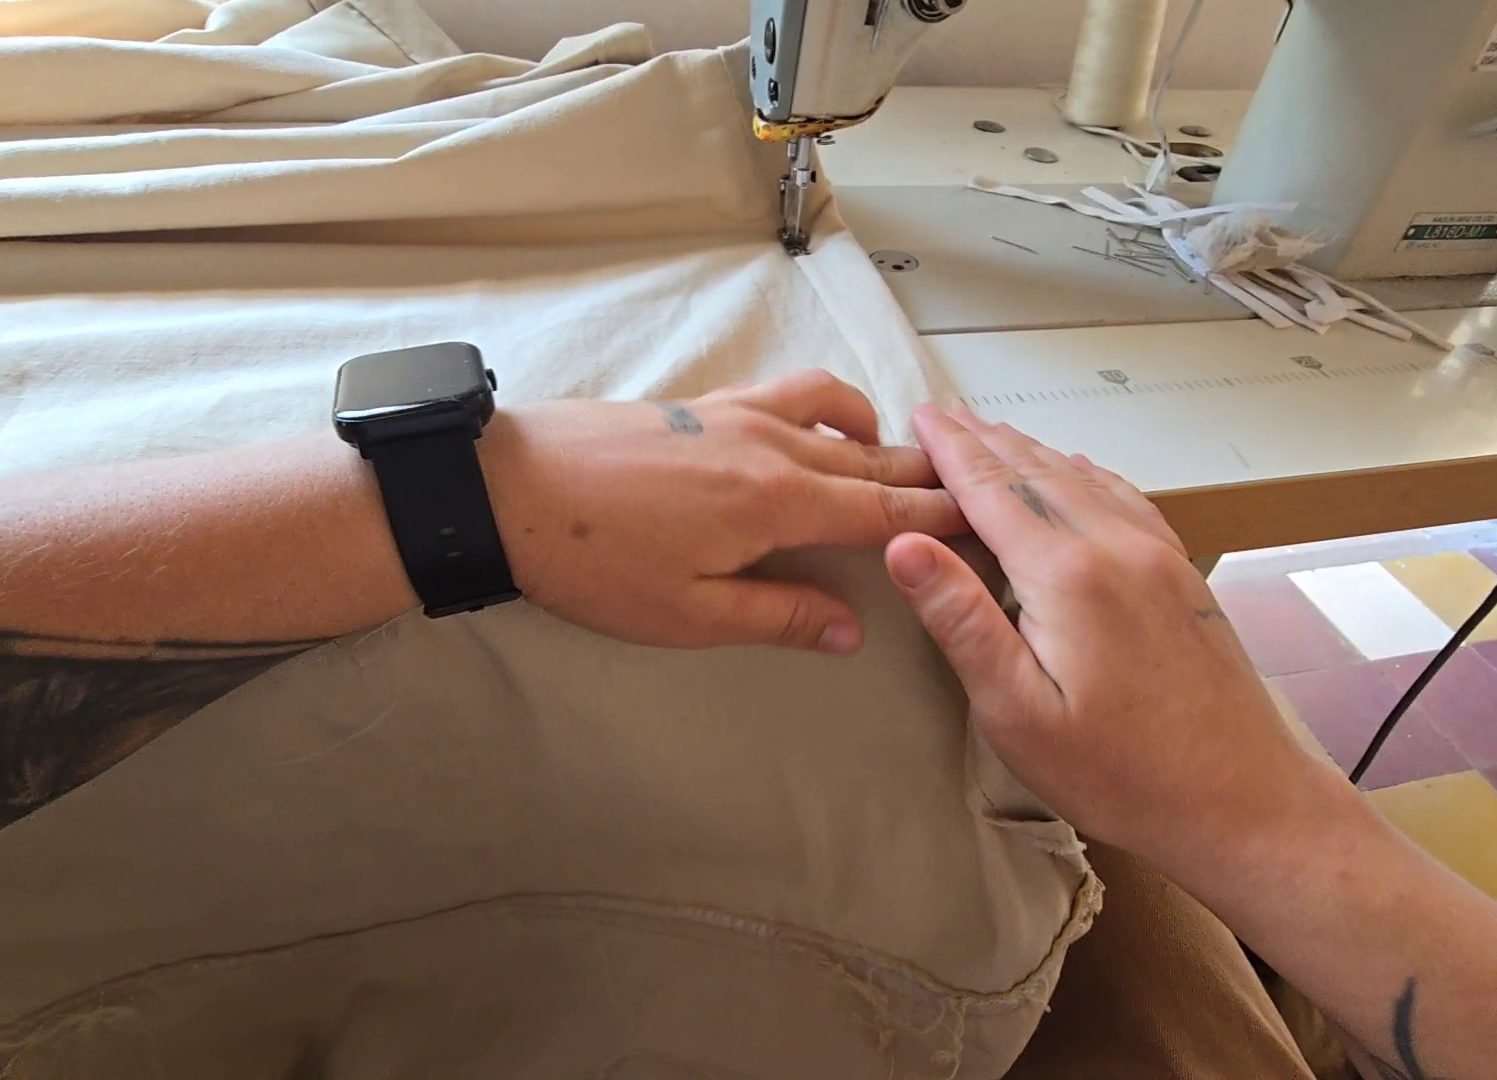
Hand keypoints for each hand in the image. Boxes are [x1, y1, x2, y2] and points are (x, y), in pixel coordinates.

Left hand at [479, 371, 966, 654]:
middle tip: (970, 481)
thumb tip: (853, 629)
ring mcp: (736, 413)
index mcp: (776, 501)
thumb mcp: (690, 614)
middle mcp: (770, 445)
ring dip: (876, 432)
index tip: (984, 514)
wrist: (512, 487)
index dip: (937, 515)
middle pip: (870, 456)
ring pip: (833, 410)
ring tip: (893, 454)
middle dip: (925, 471)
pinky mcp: (704, 403)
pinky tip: (815, 428)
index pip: (881, 508)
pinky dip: (825, 406)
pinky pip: (788, 393)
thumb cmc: (598, 562)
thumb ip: (780, 617)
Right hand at [881, 405, 1337, 871]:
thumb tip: (904, 544)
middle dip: (982, 439)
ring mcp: (1157, 555)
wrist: (1246, 806)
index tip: (921, 416)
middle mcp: (1116, 545)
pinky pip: (1123, 497)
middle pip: (1035, 471)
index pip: (992, 490)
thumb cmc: (1118, 771)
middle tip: (942, 412)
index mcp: (1067, 573)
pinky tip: (1074, 466)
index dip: (951, 451)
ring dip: (1027, 448)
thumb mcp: (1015, 709)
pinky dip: (1083, 470)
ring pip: (1079, 477)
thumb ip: (960, 618)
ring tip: (990, 429)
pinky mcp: (1181, 573)